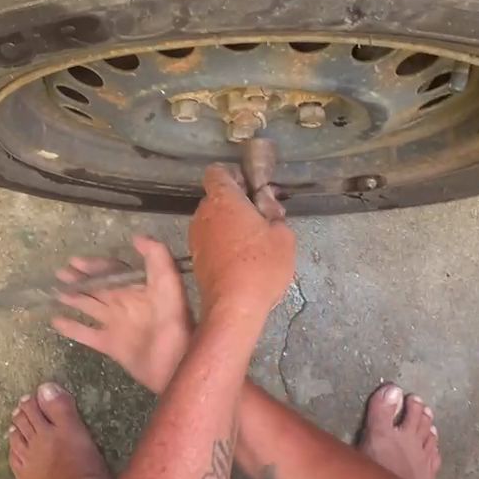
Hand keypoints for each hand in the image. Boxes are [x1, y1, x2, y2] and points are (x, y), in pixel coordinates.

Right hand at [50, 235, 192, 392]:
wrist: (176, 363)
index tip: (75, 261)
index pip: (112, 271)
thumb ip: (156, 256)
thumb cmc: (174, 321)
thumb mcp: (169, 283)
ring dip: (73, 298)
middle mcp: (125, 303)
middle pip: (98, 287)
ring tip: (56, 291)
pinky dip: (72, 328)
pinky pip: (87, 334)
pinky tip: (56, 321)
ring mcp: (116, 325)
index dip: (95, 265)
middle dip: (80, 279)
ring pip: (89, 307)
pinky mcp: (111, 345)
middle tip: (60, 273)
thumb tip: (137, 237)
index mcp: (137, 288)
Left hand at [188, 164, 294, 322]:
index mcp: (223, 200)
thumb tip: (264, 200)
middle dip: (237, 203)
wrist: (234, 306)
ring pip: (214, 220)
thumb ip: (273, 211)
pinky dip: (224, 243)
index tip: (251, 188)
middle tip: (262, 218)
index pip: (217, 172)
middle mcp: (204, 214)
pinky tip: (243, 259)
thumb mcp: (282, 234)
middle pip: (217, 198)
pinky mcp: (196, 258)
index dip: (234, 176)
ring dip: (230, 224)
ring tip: (255, 242)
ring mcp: (196, 237)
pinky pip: (210, 240)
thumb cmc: (262, 266)